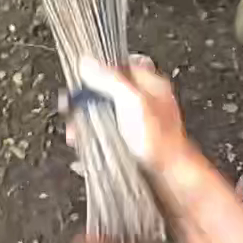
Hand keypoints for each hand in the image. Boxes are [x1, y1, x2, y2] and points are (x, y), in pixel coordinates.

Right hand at [76, 55, 190, 170]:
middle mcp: (145, 104)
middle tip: (72, 110)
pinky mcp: (133, 148)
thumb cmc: (160, 141)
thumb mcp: (131, 101)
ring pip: (106, 119)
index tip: (83, 78)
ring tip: (74, 135)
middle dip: (87, 103)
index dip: (102, 69)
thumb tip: (87, 63)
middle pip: (110, 93)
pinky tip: (84, 150)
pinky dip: (93, 145)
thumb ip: (108, 79)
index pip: (124, 65)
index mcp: (150, 86)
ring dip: (86, 126)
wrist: (170, 179)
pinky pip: (107, 142)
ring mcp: (139, 127)